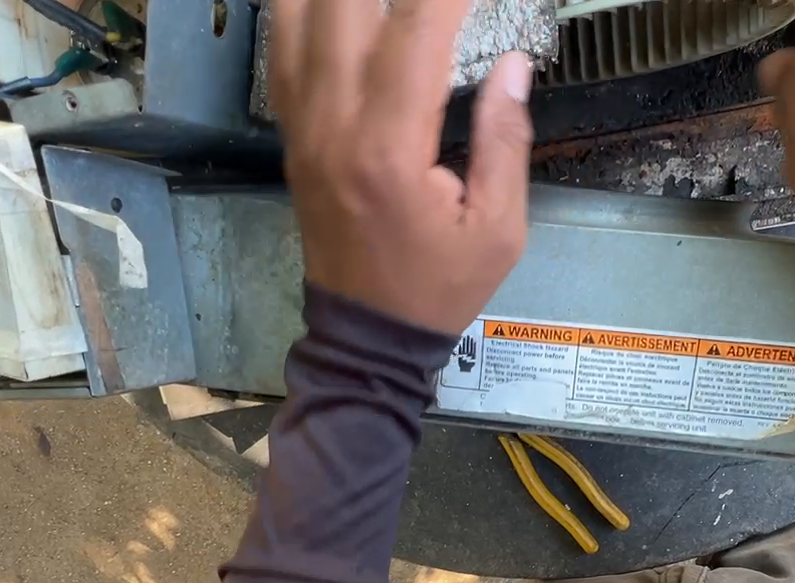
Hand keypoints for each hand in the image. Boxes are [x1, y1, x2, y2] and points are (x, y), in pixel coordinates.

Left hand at [267, 0, 533, 335]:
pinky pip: (282, 51)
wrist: (369, 337)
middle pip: (343, 2)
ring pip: (297, 12)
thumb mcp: (497, 234)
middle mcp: (333, 123)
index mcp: (390, 149)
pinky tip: (339, 10)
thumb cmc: (439, 290)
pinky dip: (305, 12)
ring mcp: (302, 128)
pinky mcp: (290, 138)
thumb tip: (513, 65)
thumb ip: (504, 143)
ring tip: (388, 3)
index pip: (416, 28)